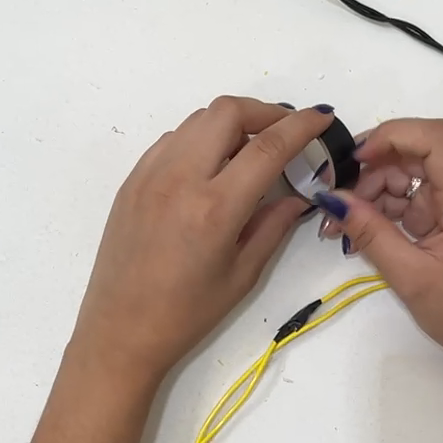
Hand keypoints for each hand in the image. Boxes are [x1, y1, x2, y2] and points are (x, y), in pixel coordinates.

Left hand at [71, 97, 333, 382]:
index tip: (321, 118)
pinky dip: (201, 137)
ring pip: (197, 119)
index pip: (267, 147)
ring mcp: (150, 174)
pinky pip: (173, 139)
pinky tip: (212, 165)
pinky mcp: (131, 180)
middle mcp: (180, 178)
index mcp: (214, 208)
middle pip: (228, 111)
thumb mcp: (242, 275)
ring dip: (231, 122)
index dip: (301, 125)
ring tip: (250, 149)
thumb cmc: (187, 314)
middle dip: (265, 111)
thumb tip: (298, 196)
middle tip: (285, 132)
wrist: (120, 331)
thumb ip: (274, 226)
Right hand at [317, 119, 442, 376]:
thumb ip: (370, 233)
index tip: (357, 158)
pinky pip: (403, 196)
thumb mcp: (409, 274)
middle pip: (413, 152)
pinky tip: (354, 229)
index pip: (435, 139)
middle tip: (335, 200)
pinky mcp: (438, 215)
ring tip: (338, 225)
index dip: (394, 135)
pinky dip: (376, 208)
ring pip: (402, 173)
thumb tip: (331, 198)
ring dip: (367, 191)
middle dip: (370, 169)